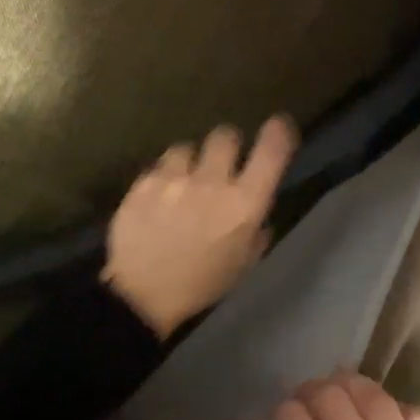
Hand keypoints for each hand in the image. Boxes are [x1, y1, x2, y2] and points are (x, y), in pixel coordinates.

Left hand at [102, 116, 295, 338]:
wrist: (143, 293)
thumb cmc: (201, 284)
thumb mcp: (243, 264)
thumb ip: (255, 232)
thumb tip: (256, 214)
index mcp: (244, 205)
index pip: (271, 152)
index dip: (277, 134)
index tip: (277, 126)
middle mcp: (211, 183)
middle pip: (224, 136)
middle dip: (225, 146)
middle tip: (219, 163)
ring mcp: (173, 179)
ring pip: (185, 148)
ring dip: (187, 162)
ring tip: (180, 184)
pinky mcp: (142, 183)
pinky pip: (157, 167)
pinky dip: (160, 179)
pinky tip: (157, 199)